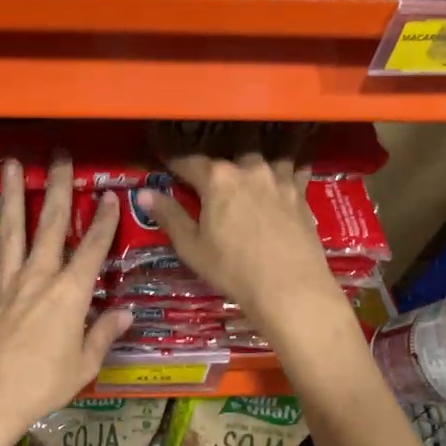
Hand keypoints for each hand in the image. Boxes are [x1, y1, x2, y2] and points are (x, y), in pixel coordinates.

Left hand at [0, 157, 132, 445]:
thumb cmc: (41, 386)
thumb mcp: (83, 365)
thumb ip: (103, 334)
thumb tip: (127, 313)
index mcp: (70, 294)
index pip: (92, 249)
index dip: (104, 221)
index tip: (111, 196)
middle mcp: (38, 277)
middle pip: (50, 225)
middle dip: (58, 188)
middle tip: (59, 156)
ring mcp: (6, 282)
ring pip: (10, 229)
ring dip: (13, 195)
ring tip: (12, 164)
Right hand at [135, 146, 341, 333]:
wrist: (290, 287)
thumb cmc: (232, 269)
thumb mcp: (192, 247)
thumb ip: (169, 215)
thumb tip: (144, 193)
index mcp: (217, 178)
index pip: (189, 162)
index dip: (176, 165)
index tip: (168, 168)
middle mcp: (249, 169)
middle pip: (228, 158)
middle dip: (216, 167)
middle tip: (209, 182)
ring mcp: (279, 178)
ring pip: (262, 159)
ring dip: (251, 166)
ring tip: (246, 178)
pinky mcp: (301, 193)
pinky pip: (292, 172)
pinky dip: (284, 174)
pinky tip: (283, 182)